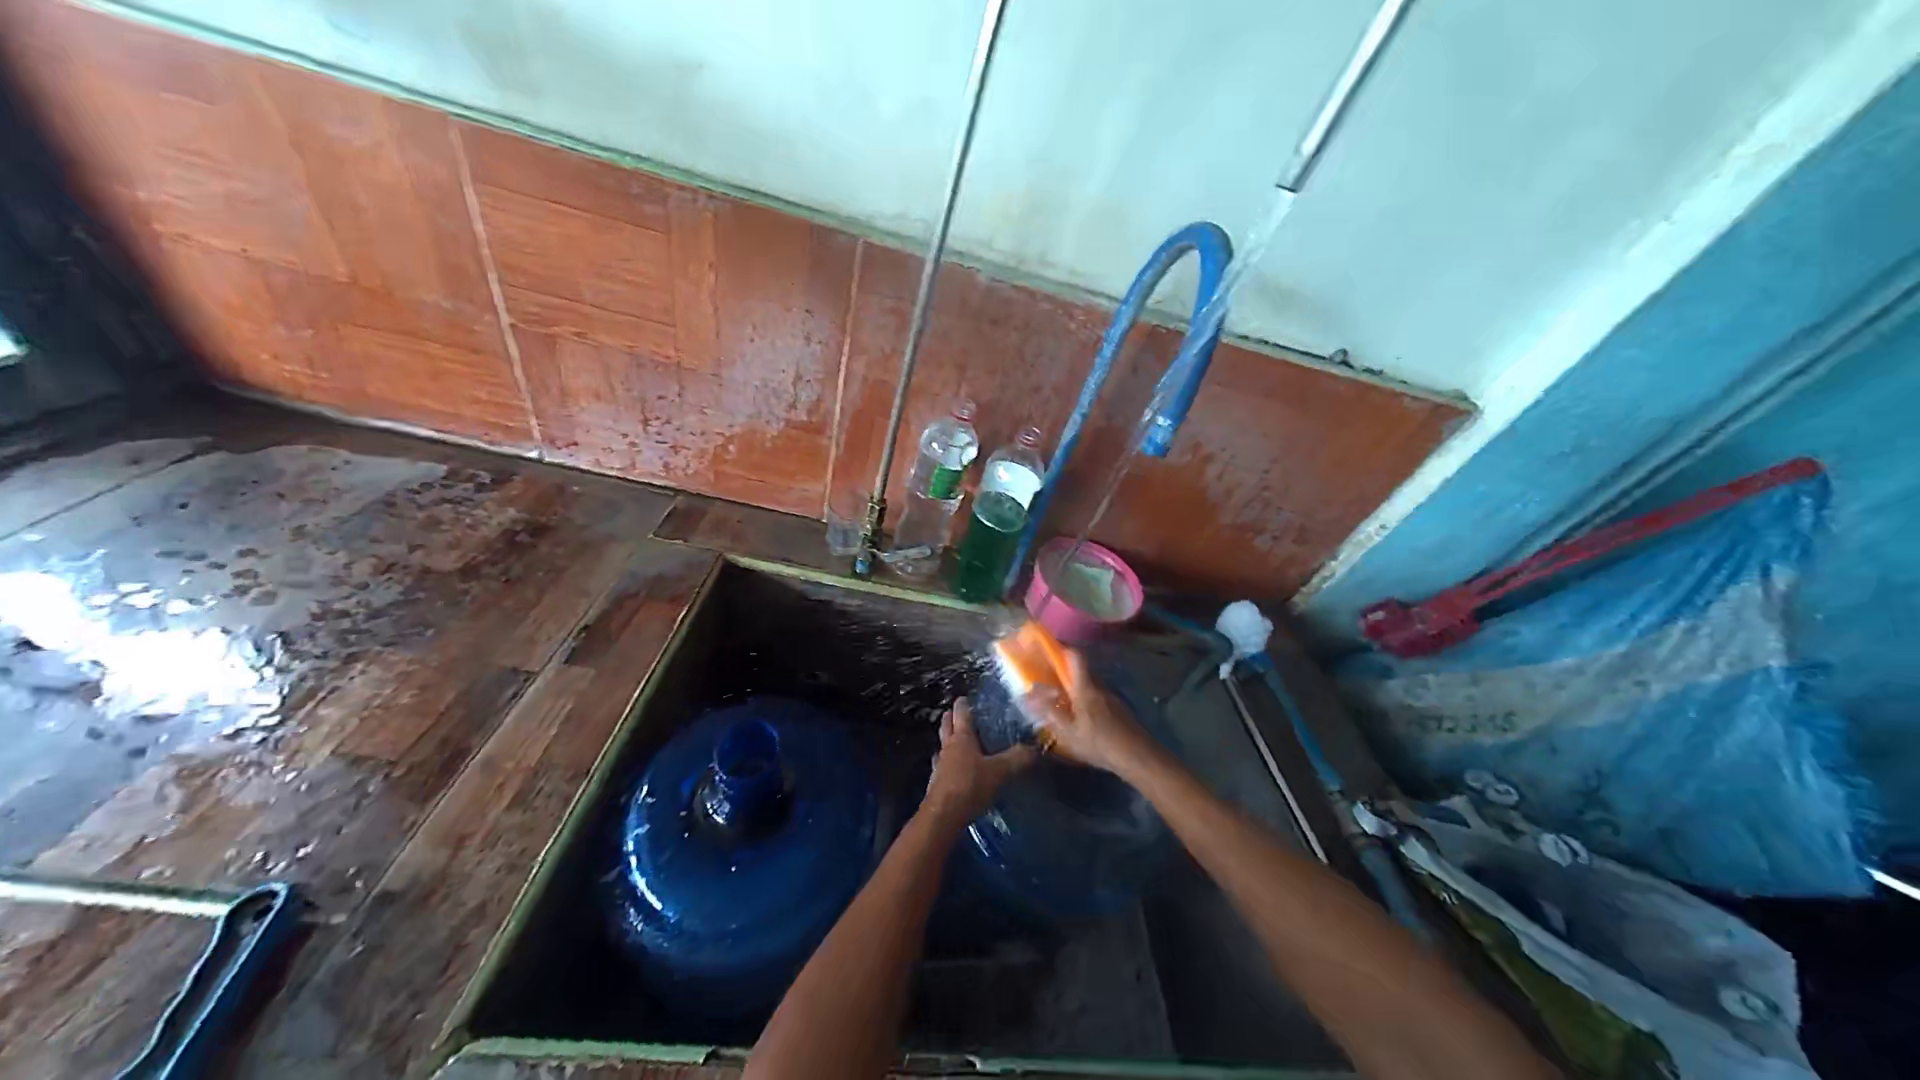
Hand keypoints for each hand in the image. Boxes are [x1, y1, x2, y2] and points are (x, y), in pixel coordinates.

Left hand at [922, 697, 1037, 828]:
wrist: (944, 816)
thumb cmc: (970, 786)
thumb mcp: (999, 771)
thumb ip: (1017, 758)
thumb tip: (1036, 749)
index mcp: (962, 738)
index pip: (962, 713)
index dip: (963, 704)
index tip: (965, 698)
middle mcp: (948, 747)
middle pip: (947, 726)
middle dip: (951, 718)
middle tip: (958, 714)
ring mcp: (940, 765)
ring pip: (943, 745)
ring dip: (949, 741)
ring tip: (958, 740)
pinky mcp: (937, 783)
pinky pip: (943, 766)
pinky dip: (949, 763)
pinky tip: (955, 769)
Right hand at [1029, 649, 1156, 776]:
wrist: (1139, 758)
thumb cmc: (1100, 744)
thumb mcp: (1069, 732)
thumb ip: (1049, 712)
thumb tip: (1029, 693)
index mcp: (1086, 689)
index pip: (1075, 657)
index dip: (1062, 648)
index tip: (1048, 649)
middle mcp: (1100, 688)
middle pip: (1081, 672)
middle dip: (1064, 673)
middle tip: (1048, 682)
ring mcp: (1112, 698)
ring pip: (1089, 686)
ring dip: (1075, 690)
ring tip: (1062, 704)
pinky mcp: (1119, 710)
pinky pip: (1098, 698)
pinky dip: (1086, 701)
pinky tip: (1081, 720)